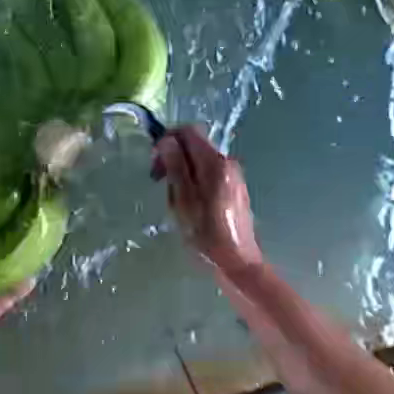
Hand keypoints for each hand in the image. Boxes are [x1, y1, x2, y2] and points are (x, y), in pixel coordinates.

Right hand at [152, 125, 262, 276]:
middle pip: (196, 144)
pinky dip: (195, 180)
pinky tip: (190, 204)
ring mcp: (234, 174)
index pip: (189, 131)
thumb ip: (176, 168)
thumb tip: (167, 141)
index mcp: (215, 163)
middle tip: (160, 182)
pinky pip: (210, 172)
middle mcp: (228, 162)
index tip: (155, 163)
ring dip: (183, 171)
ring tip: (175, 200)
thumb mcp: (183, 202)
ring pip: (201, 160)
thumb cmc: (206, 235)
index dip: (168, 140)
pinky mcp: (236, 187)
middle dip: (174, 157)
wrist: (238, 261)